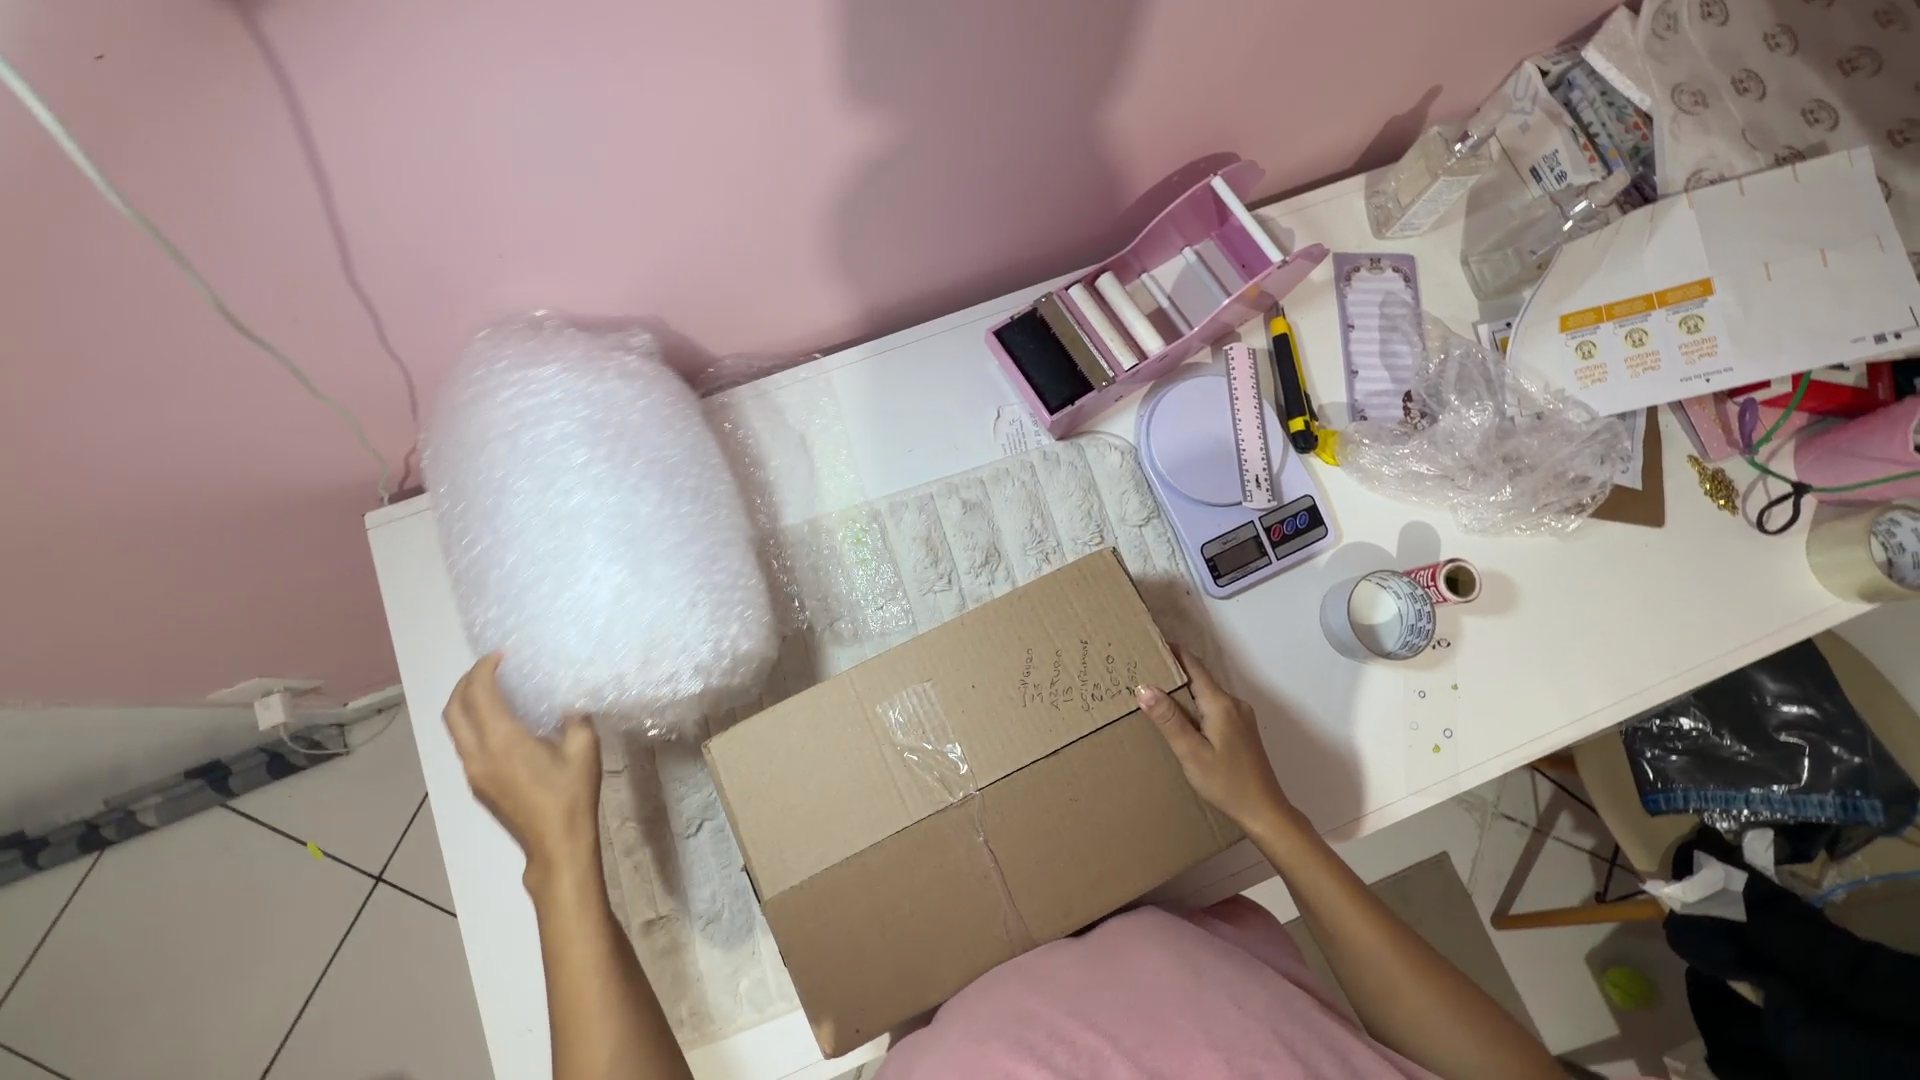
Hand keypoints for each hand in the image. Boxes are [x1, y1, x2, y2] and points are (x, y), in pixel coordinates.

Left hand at [443, 653, 602, 890]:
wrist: (556, 844)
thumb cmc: (571, 795)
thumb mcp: (584, 748)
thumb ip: (573, 718)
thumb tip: (567, 702)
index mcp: (502, 740)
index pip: (479, 693)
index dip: (485, 669)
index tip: (502, 656)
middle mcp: (478, 753)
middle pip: (453, 708)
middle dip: (467, 681)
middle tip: (492, 668)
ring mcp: (473, 771)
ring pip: (454, 727)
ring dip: (466, 702)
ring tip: (493, 690)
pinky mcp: (477, 784)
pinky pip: (464, 743)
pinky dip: (473, 722)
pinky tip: (500, 722)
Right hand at [1136, 647, 1298, 833]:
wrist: (1265, 811)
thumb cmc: (1225, 783)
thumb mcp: (1191, 753)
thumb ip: (1169, 719)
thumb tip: (1144, 688)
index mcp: (1221, 704)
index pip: (1194, 665)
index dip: (1172, 652)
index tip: (1149, 644)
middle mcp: (1234, 704)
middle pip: (1200, 678)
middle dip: (1173, 671)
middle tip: (1143, 670)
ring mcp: (1241, 717)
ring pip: (1207, 693)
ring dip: (1184, 689)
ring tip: (1156, 693)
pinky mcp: (1242, 730)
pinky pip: (1214, 707)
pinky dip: (1195, 705)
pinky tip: (1181, 718)